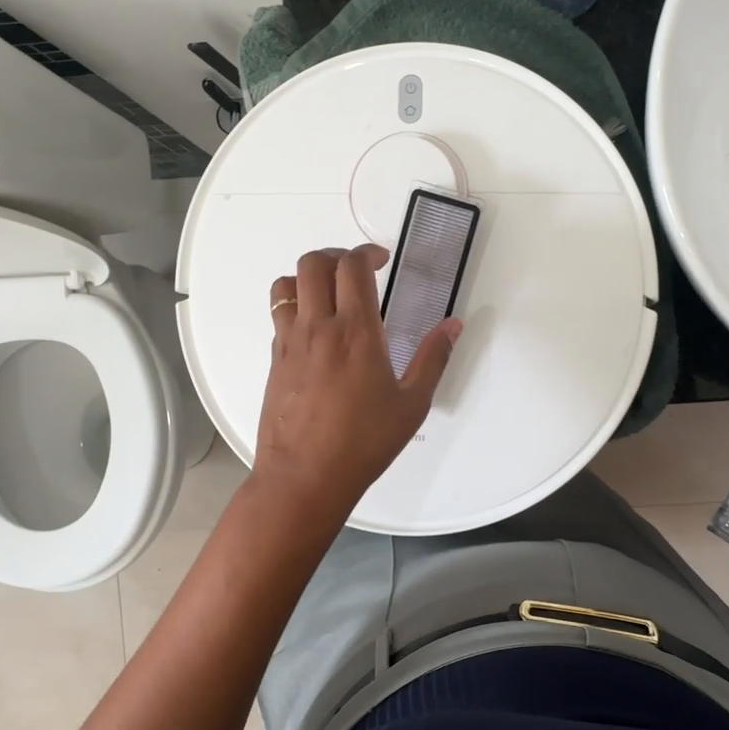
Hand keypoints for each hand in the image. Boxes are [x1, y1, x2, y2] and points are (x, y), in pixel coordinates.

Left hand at [253, 245, 461, 511]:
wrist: (305, 477)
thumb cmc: (364, 443)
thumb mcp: (411, 404)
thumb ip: (433, 358)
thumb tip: (453, 326)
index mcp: (356, 331)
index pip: (352, 266)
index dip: (367, 252)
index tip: (381, 259)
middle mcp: (318, 327)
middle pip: (313, 262)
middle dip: (337, 254)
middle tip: (358, 269)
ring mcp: (290, 343)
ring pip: (287, 284)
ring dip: (309, 277)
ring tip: (330, 292)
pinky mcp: (274, 361)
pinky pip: (279, 316)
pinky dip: (296, 307)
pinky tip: (316, 330)